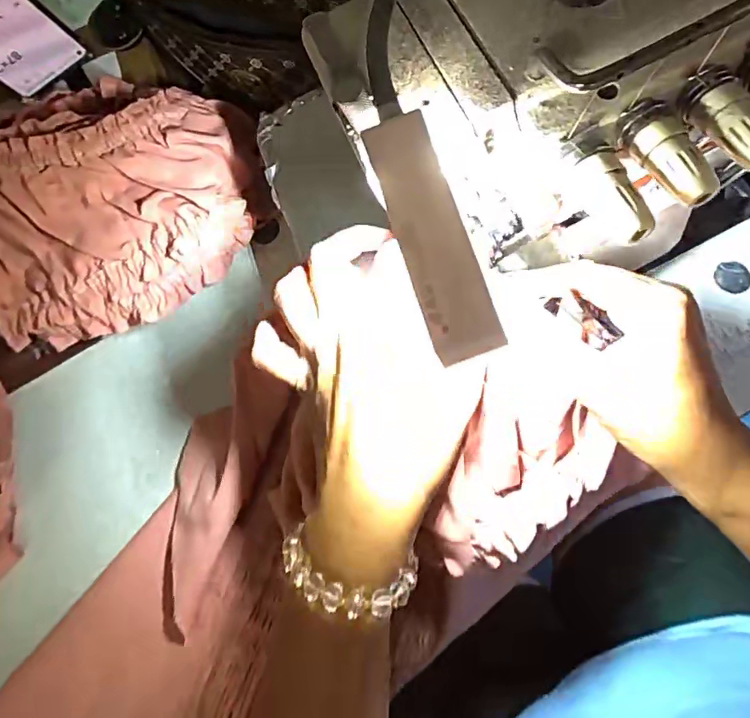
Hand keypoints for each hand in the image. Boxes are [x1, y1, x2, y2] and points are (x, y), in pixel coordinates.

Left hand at [263, 226, 484, 584]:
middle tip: (378, 245)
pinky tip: (293, 328)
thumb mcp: (459, 386)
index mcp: (377, 326)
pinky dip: (274, 329)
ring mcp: (310, 357)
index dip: (411, 243)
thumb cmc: (416, 447)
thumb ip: (471, 336)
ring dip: (310, 274)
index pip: (389, 261)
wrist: (365, 509)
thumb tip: (482, 302)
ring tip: (335, 275)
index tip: (428, 242)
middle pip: (325, 261)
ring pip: (289, 293)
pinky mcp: (297, 387)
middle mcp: (336, 330)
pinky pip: (267, 348)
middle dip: (352, 240)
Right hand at [510, 260, 749, 497]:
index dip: (548, 281)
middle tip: (521, 299)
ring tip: (539, 309)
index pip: (591, 278)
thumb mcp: (602, 390)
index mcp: (659, 307)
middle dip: (560, 288)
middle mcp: (670, 293)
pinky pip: (624, 299)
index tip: (515, 287)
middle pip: (601, 277)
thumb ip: (561, 348)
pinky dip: (596, 308)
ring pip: (610, 286)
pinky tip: (574, 323)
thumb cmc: (663, 429)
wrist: (710, 452)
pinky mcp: (672, 314)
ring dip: (576, 297)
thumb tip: (526, 318)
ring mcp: (674, 302)